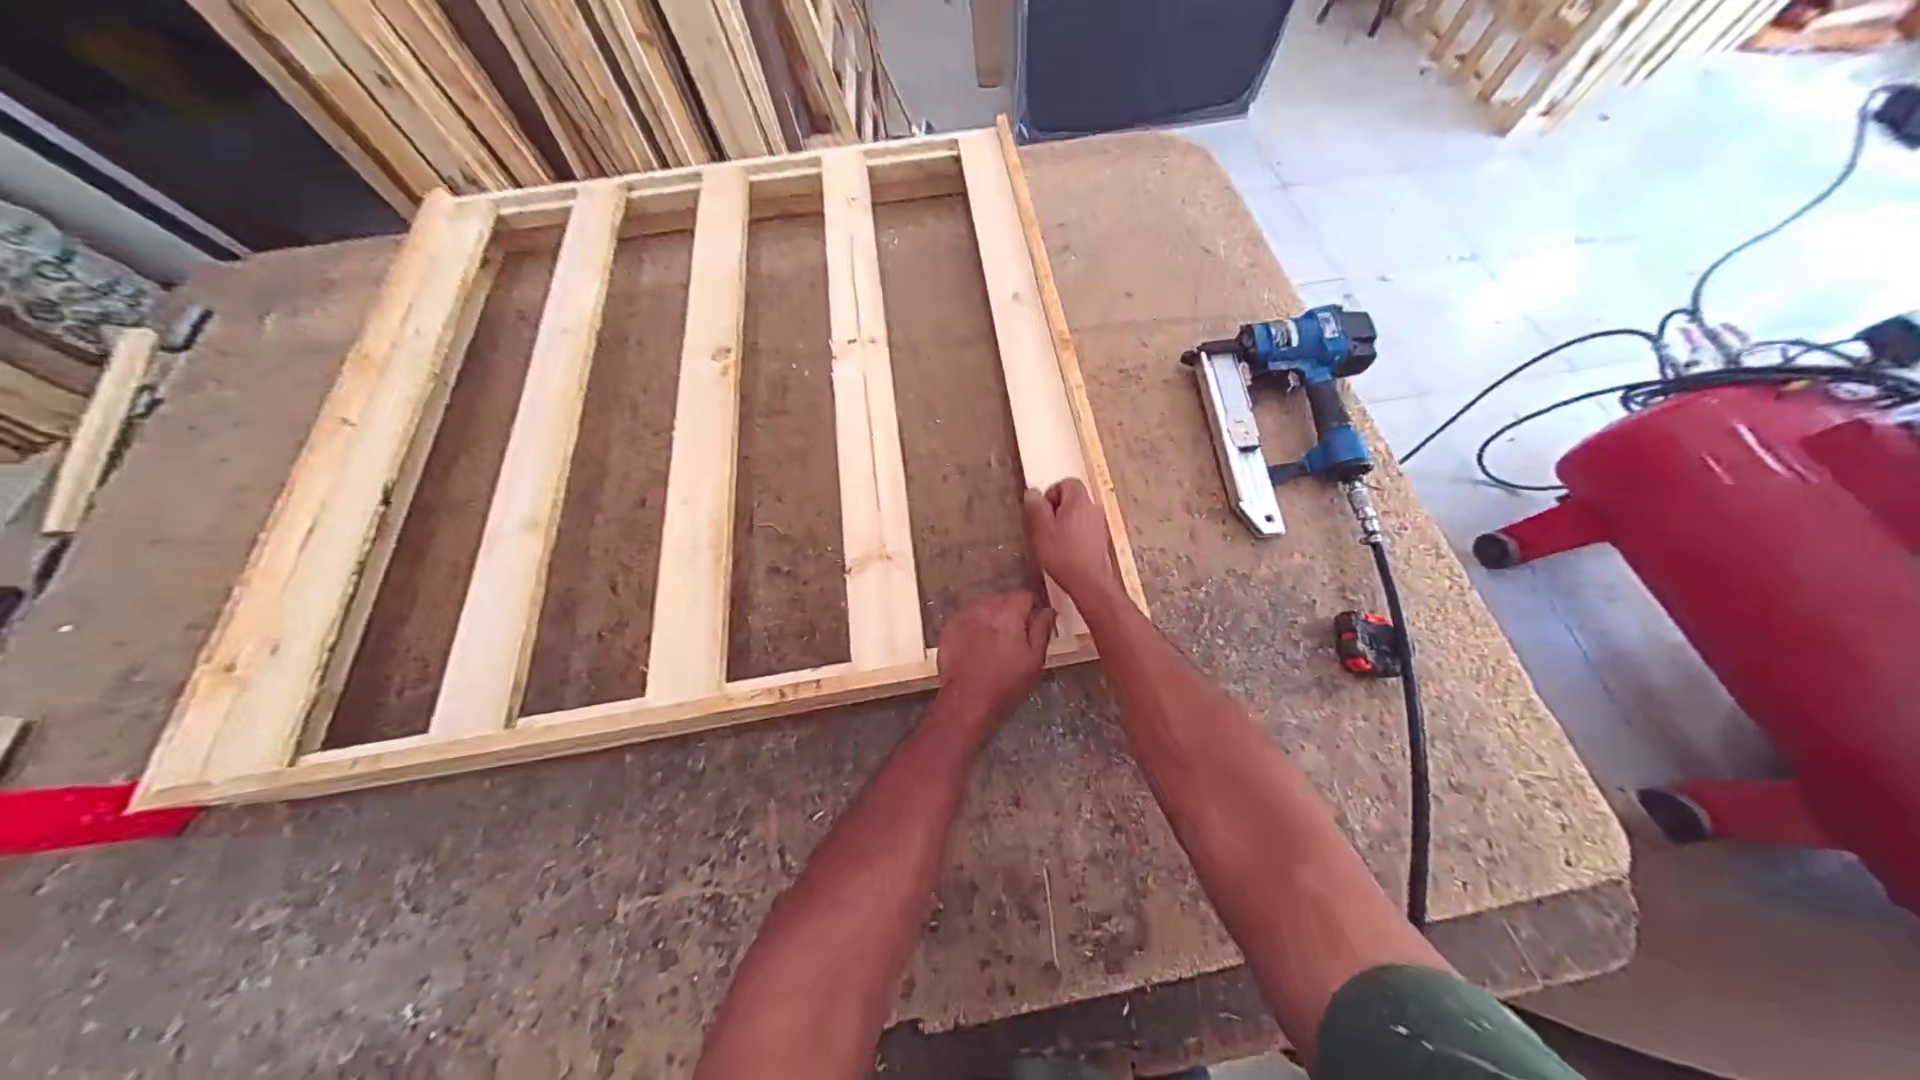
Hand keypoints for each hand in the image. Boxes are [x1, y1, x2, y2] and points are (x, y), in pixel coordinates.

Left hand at [935, 592, 1054, 722]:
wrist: (967, 702)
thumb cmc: (1006, 685)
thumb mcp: (1035, 660)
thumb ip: (1042, 629)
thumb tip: (1047, 611)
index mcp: (1008, 613)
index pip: (1026, 596)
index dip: (1033, 608)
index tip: (1034, 623)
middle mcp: (984, 609)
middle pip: (1004, 600)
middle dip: (1012, 613)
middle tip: (1015, 638)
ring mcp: (963, 617)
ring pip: (984, 608)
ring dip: (992, 619)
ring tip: (994, 644)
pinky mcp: (949, 628)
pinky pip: (967, 619)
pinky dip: (974, 627)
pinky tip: (977, 647)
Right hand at [1022, 479, 1119, 603]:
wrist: (1088, 581)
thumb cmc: (1063, 555)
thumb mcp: (1040, 529)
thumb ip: (1035, 507)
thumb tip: (1032, 493)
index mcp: (1078, 501)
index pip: (1067, 482)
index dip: (1051, 493)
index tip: (1042, 510)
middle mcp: (1093, 508)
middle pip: (1073, 498)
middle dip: (1057, 508)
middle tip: (1045, 526)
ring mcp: (1099, 524)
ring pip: (1079, 514)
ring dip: (1066, 522)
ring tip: (1054, 540)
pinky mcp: (1101, 539)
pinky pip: (1084, 528)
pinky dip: (1074, 534)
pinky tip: (1065, 550)